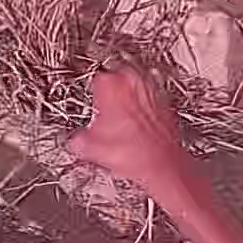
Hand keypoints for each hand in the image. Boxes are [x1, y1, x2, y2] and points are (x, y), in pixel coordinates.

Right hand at [69, 65, 189, 186]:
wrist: (161, 164)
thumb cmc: (131, 152)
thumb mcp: (88, 146)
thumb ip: (77, 137)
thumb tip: (77, 140)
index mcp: (109, 83)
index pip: (93, 78)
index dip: (90, 96)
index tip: (90, 106)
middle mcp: (132, 80)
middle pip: (115, 79)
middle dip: (109, 95)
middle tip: (103, 114)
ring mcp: (151, 89)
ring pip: (133, 88)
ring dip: (127, 99)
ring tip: (120, 121)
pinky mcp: (165, 102)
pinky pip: (149, 100)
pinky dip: (143, 109)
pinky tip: (137, 128)